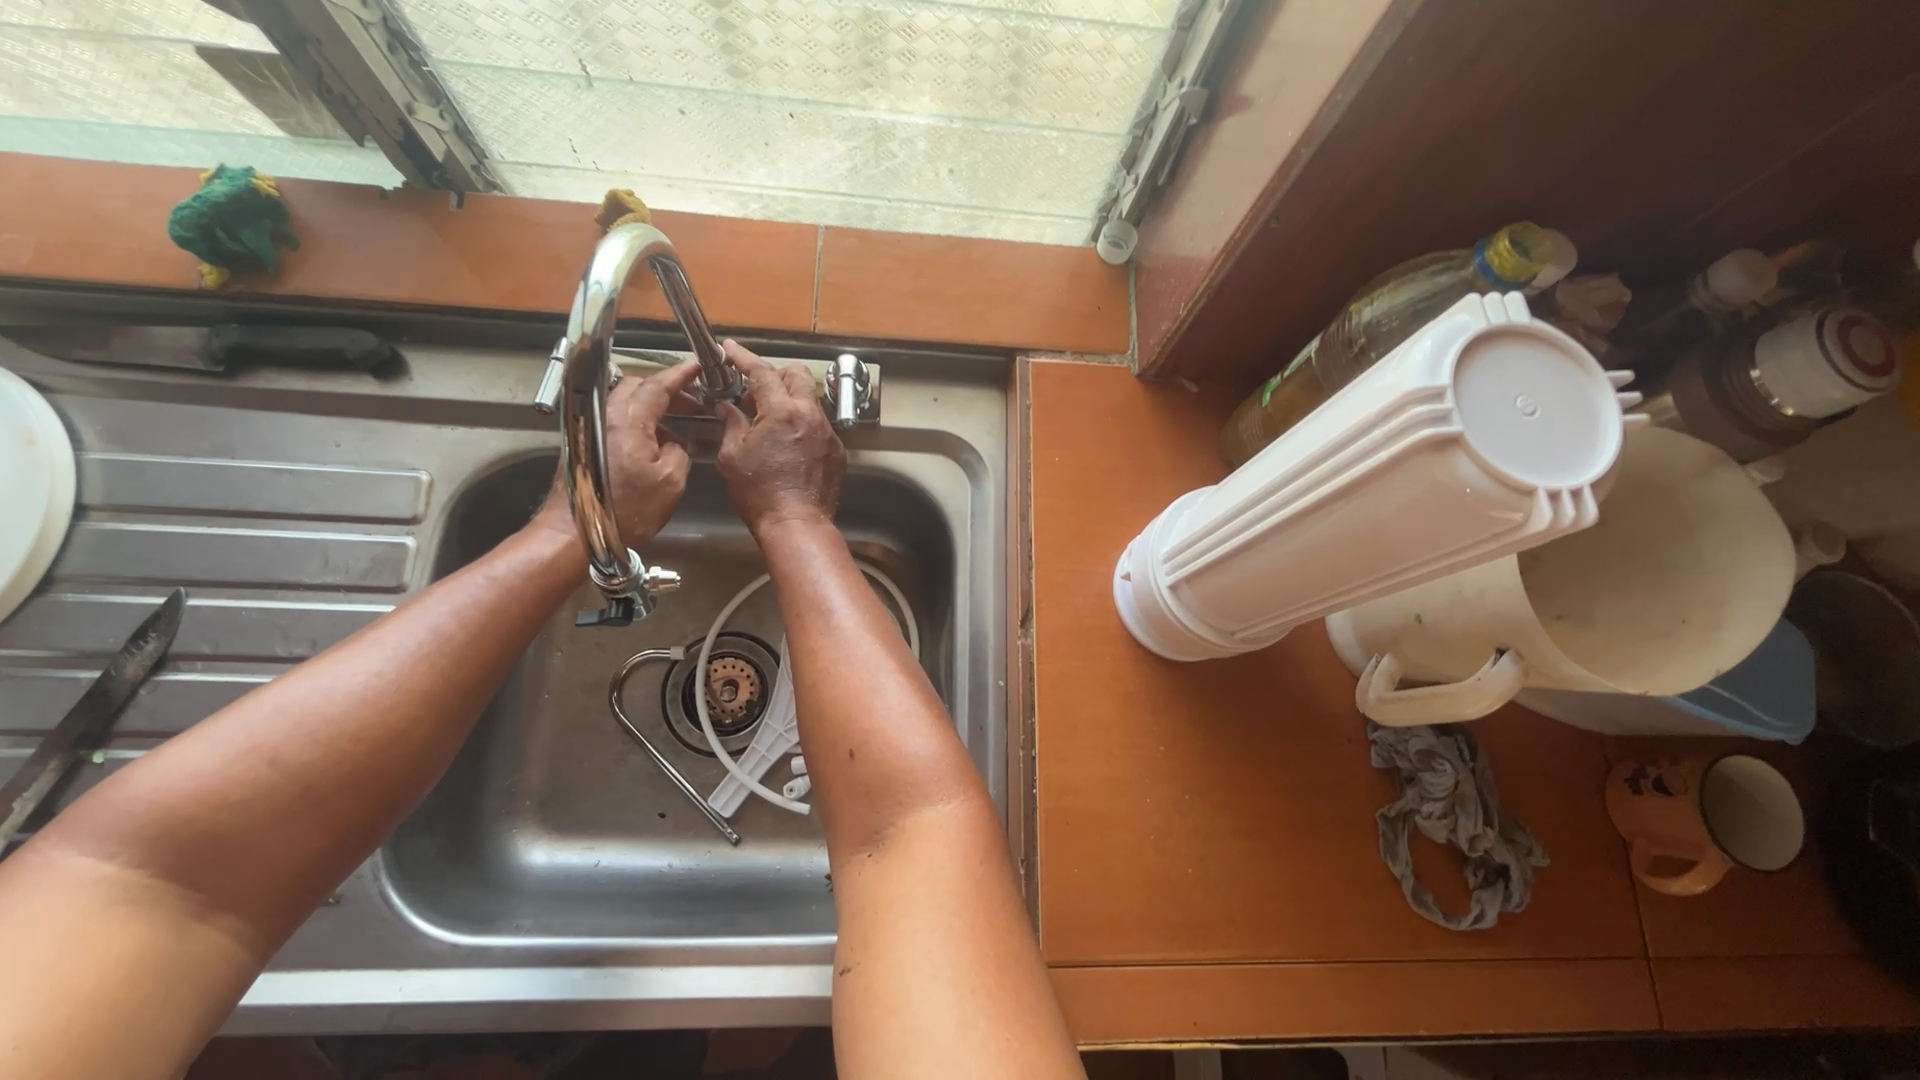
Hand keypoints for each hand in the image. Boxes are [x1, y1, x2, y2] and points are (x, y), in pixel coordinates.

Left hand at [532, 359, 701, 548]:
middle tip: (690, 402)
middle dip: (665, 390)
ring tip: (675, 426)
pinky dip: (636, 423)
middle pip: (636, 388)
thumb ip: (678, 453)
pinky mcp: (585, 446)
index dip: (678, 375)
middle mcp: (606, 418)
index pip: (656, 387)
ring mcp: (592, 431)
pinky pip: (614, 422)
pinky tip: (651, 444)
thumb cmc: (625, 510)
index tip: (694, 367)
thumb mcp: (670, 483)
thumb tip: (674, 445)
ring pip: (623, 404)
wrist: (576, 531)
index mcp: (628, 422)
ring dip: (650, 408)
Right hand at [715, 340, 845, 535]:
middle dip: (775, 375)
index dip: (743, 357)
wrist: (796, 524)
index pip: (762, 371)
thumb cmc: (761, 495)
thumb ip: (732, 424)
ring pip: (810, 400)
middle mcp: (810, 416)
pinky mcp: (836, 450)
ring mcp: (827, 433)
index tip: (731, 350)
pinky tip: (787, 443)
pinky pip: (819, 425)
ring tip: (768, 420)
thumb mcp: (732, 456)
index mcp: (781, 412)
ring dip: (789, 401)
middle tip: (754, 391)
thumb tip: (729, 407)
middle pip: (796, 375)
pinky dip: (802, 424)